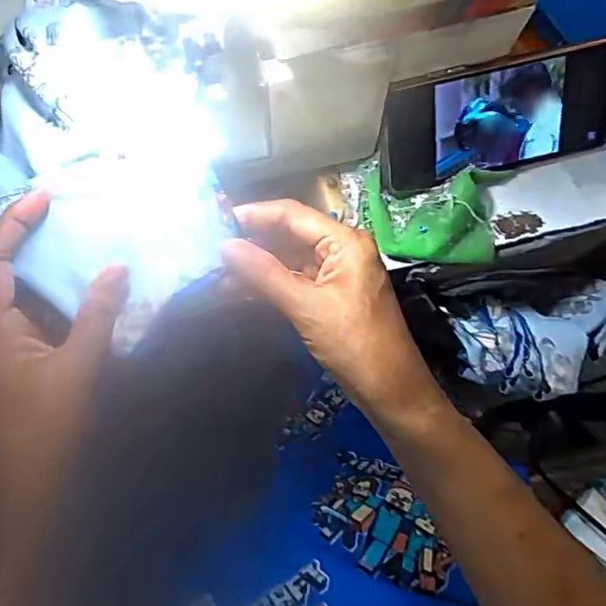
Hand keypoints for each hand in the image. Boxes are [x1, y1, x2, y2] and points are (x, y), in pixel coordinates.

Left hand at [0, 190, 128, 501]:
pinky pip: (24, 309)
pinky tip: (70, 281)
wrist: (30, 490)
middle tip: (50, 207)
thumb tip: (116, 267)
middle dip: (16, 232)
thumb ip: (97, 314)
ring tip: (60, 232)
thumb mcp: (79, 368)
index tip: (44, 197)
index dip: (14, 223)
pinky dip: (43, 287)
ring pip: (7, 288)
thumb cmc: (49, 430)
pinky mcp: (15, 357)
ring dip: (29, 258)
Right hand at [221, 200, 444, 424]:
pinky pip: (294, 278)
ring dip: (257, 265)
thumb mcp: (305, 306)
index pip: (292, 215)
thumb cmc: (355, 344)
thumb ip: (264, 273)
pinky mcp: (330, 294)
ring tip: (219, 271)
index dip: (255, 214)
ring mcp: (336, 272)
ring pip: (289, 258)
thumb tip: (226, 247)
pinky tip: (240, 289)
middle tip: (214, 247)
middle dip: (253, 241)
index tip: (219, 219)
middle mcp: (342, 249)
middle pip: (289, 234)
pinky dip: (269, 283)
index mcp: (345, 242)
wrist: (391, 390)